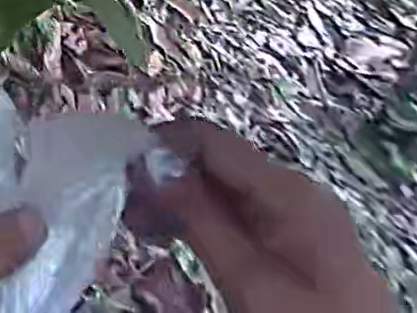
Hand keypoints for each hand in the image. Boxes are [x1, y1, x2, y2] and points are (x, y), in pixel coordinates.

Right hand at [127, 120, 394, 312]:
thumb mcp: (250, 280)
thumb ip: (198, 216)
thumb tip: (145, 163)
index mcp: (288, 190)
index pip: (204, 136)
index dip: (157, 146)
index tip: (122, 173)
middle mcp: (291, 187)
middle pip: (206, 157)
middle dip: (160, 175)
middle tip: (126, 206)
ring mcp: (294, 210)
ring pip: (212, 180)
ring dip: (171, 196)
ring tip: (140, 224)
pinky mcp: (290, 231)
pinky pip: (229, 204)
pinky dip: (194, 213)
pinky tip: (170, 232)